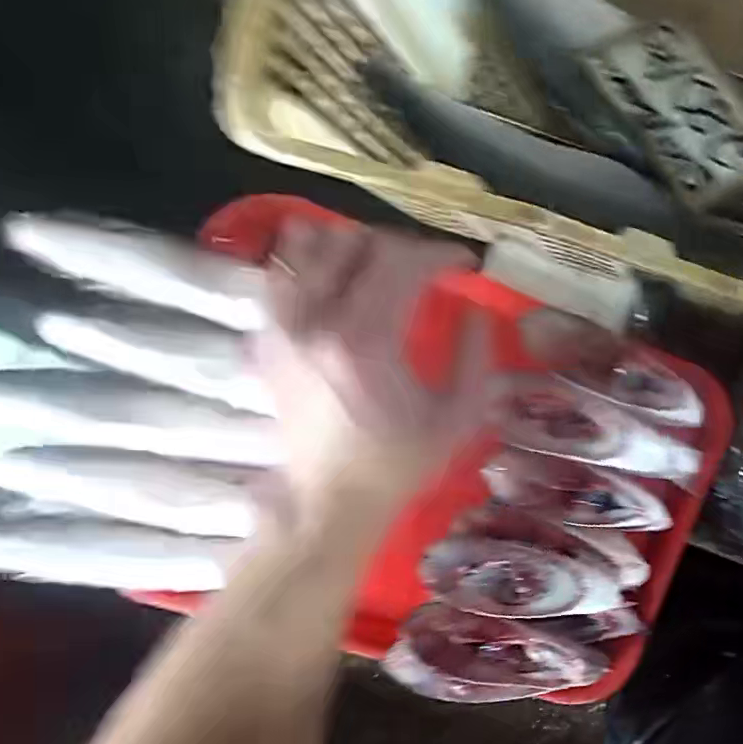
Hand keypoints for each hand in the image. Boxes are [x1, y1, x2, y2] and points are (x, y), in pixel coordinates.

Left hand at [257, 220, 492, 529]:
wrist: (332, 498)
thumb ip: (475, 357)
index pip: (402, 264)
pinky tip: (337, 277)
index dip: (442, 255)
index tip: (468, 265)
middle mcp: (316, 321)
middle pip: (356, 245)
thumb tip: (476, 312)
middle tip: (434, 268)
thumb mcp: (461, 416)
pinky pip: (280, 272)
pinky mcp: (265, 336)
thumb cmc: (403, 461)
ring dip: (355, 247)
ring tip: (386, 266)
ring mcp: (281, 325)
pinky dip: (310, 262)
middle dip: (405, 247)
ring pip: (308, 246)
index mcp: (368, 341)